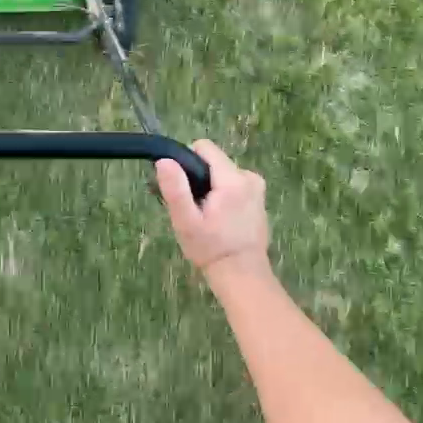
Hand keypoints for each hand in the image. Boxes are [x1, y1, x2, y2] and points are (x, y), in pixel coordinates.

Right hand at [155, 140, 269, 272]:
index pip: (204, 148)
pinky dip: (222, 196)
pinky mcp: (259, 199)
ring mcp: (257, 188)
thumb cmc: (210, 248)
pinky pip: (233, 185)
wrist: (241, 274)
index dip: (186, 163)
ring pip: (222, 173)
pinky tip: (218, 219)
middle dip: (197, 179)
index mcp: (232, 179)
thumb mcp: (186, 221)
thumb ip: (175, 188)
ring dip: (209, 188)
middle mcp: (249, 177)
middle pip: (213, 162)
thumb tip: (164, 160)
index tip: (182, 187)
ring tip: (203, 216)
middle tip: (190, 208)